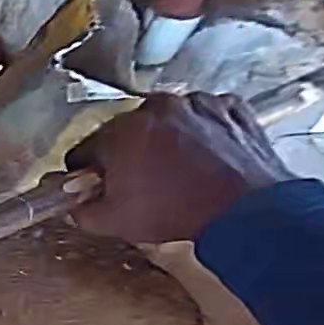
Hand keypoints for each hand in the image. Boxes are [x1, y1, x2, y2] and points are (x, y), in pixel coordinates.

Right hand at [65, 91, 290, 242]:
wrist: (248, 211)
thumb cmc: (173, 212)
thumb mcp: (107, 221)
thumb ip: (79, 210)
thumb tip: (75, 204)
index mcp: (119, 132)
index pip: (83, 151)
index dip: (84, 173)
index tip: (95, 186)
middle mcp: (156, 108)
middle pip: (123, 132)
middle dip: (123, 153)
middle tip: (134, 180)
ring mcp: (198, 104)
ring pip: (162, 121)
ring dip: (159, 139)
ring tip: (170, 168)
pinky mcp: (232, 107)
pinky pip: (200, 116)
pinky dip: (195, 132)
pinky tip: (198, 156)